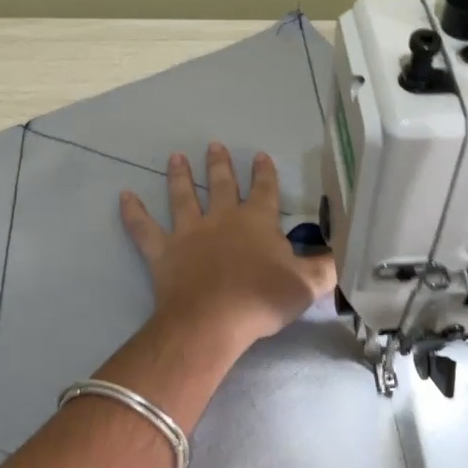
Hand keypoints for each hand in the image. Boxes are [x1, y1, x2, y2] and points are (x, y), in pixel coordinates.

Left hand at [120, 143, 336, 355]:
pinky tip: (123, 196)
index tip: (260, 156)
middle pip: (222, 184)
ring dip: (180, 176)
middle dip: (220, 164)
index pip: (265, 190)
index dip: (264, 173)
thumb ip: (326, 266)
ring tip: (175, 156)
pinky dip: (133, 213)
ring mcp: (189, 232)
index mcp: (258, 222)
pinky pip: (144, 228)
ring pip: (183, 196)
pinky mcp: (163, 252)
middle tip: (214, 145)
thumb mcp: (307, 284)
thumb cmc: (262, 300)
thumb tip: (343, 252)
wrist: (212, 322)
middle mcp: (223, 218)